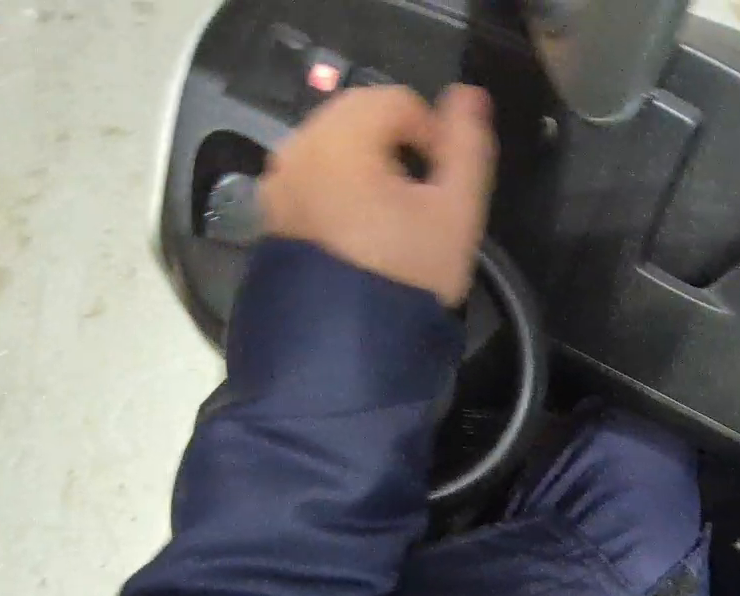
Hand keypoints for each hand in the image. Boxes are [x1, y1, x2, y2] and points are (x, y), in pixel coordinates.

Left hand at [260, 84, 496, 305]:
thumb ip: (467, 148)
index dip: (433, 135)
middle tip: (421, 204)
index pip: (397, 102)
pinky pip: (310, 185)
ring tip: (392, 224)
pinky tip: (360, 238)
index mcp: (341, 141)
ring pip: (332, 153)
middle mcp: (296, 151)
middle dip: (395, 150)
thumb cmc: (408, 281)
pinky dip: (337, 196)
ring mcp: (276, 187)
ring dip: (366, 172)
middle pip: (358, 120)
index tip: (445, 184)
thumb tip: (469, 97)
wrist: (350, 354)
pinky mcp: (270, 220)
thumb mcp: (456, 216)